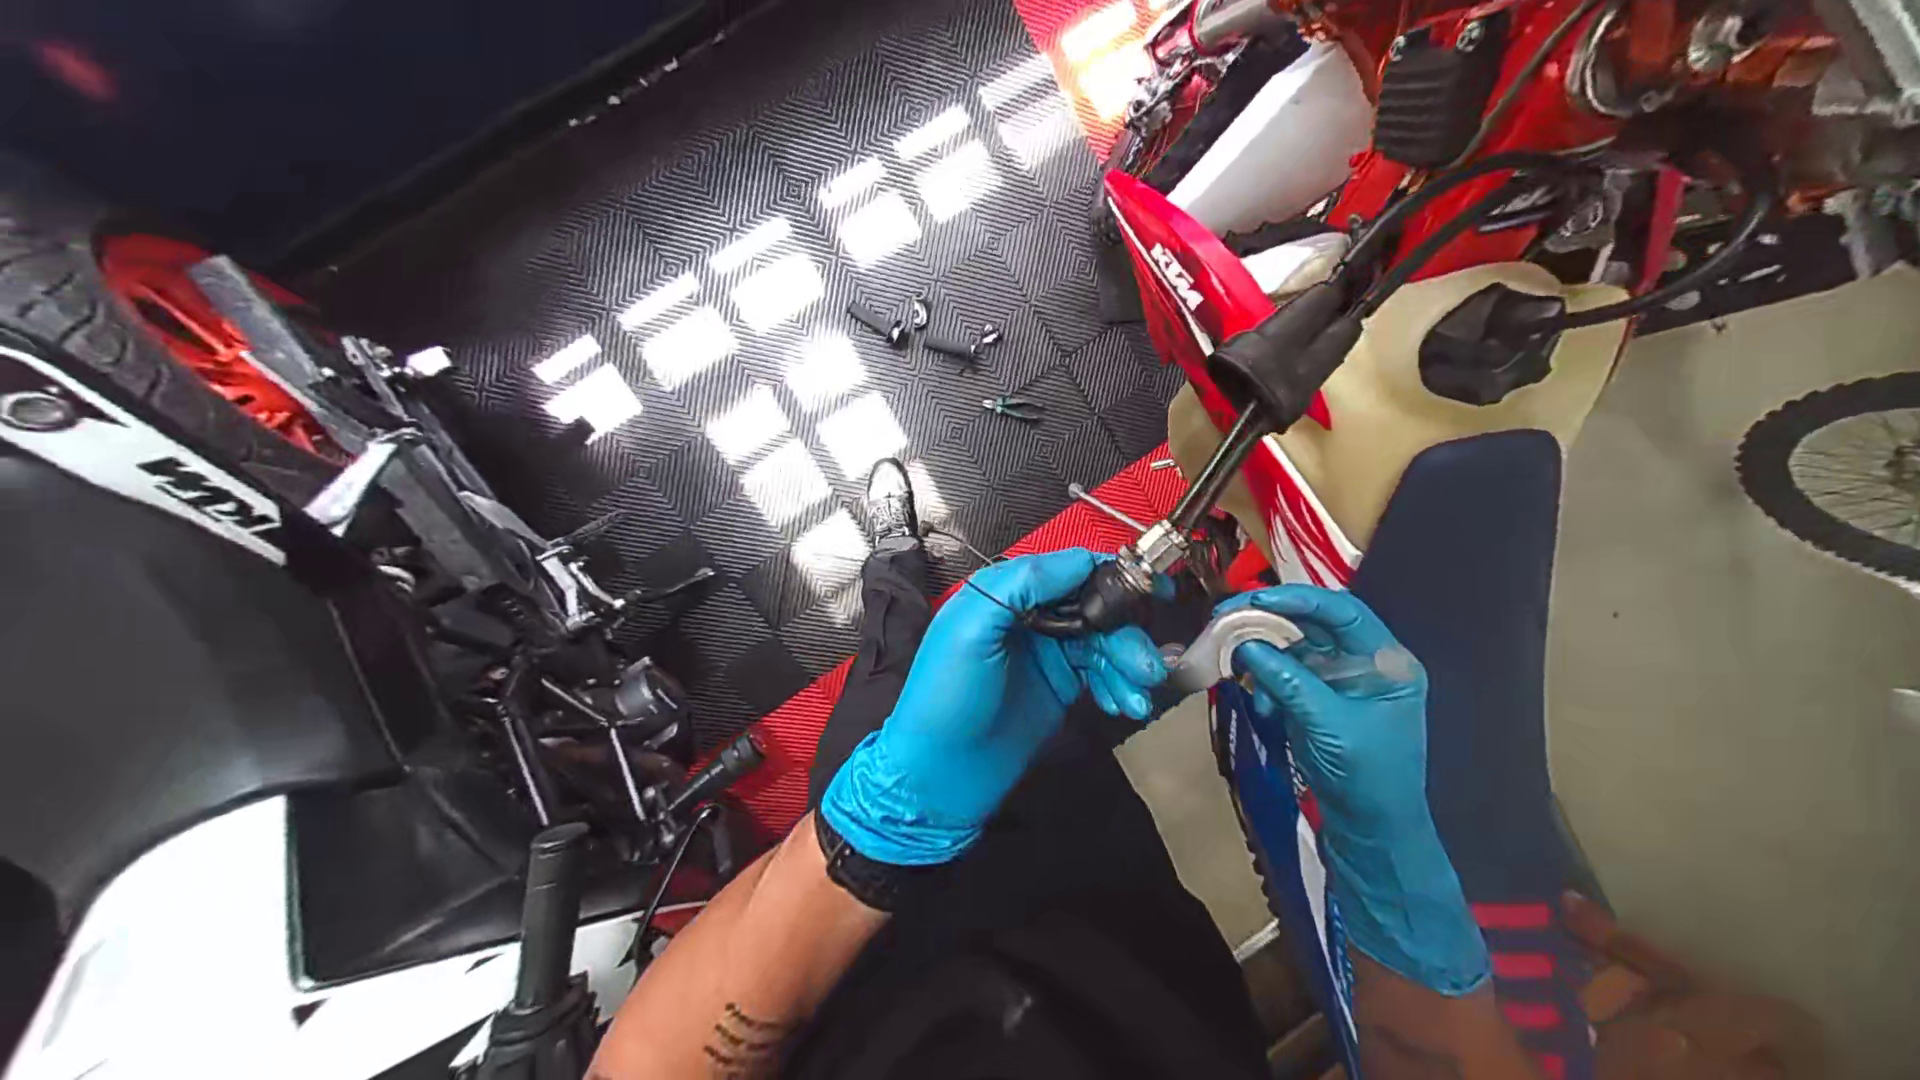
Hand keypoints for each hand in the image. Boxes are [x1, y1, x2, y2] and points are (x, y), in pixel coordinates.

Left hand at [820, 548, 1167, 866]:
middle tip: (1146, 662)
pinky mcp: (1059, 685)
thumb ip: (1021, 584)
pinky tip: (1122, 702)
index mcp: (1005, 593)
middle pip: (1096, 607)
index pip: (1069, 569)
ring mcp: (1046, 652)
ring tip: (1137, 693)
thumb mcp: (971, 628)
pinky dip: (1119, 685)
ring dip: (1129, 664)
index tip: (1151, 588)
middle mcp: (1028, 617)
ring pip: (1105, 642)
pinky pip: (1102, 673)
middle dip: (1127, 632)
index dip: (1112, 577)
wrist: (940, 774)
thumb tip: (1077, 559)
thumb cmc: (942, 700)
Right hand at [1222, 585, 1488, 995]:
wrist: (1370, 827)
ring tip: (1229, 651)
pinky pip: (1282, 669)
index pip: (1342, 612)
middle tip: (1224, 615)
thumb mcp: (1329, 726)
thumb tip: (1245, 646)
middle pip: (1312, 622)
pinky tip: (1254, 694)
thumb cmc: (1367, 776)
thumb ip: (1289, 682)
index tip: (1255, 600)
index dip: (1298, 600)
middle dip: (1268, 618)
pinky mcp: (1315, 693)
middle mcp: (1363, 660)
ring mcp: (1337, 677)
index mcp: (1386, 661)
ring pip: (1292, 644)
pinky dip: (1262, 676)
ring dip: (1260, 647)